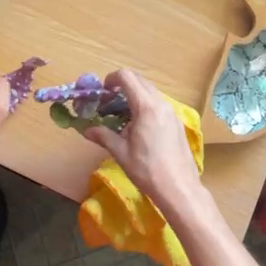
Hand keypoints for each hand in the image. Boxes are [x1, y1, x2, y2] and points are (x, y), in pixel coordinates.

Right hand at [82, 69, 204, 211]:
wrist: (179, 189)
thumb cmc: (147, 170)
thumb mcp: (121, 153)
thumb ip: (103, 136)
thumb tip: (86, 130)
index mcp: (146, 107)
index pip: (127, 77)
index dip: (112, 79)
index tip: (103, 91)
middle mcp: (161, 104)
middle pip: (140, 81)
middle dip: (123, 86)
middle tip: (109, 102)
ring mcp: (172, 112)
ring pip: (151, 92)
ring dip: (135, 96)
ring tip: (123, 116)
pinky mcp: (178, 122)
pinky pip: (159, 104)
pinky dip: (146, 105)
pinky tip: (139, 127)